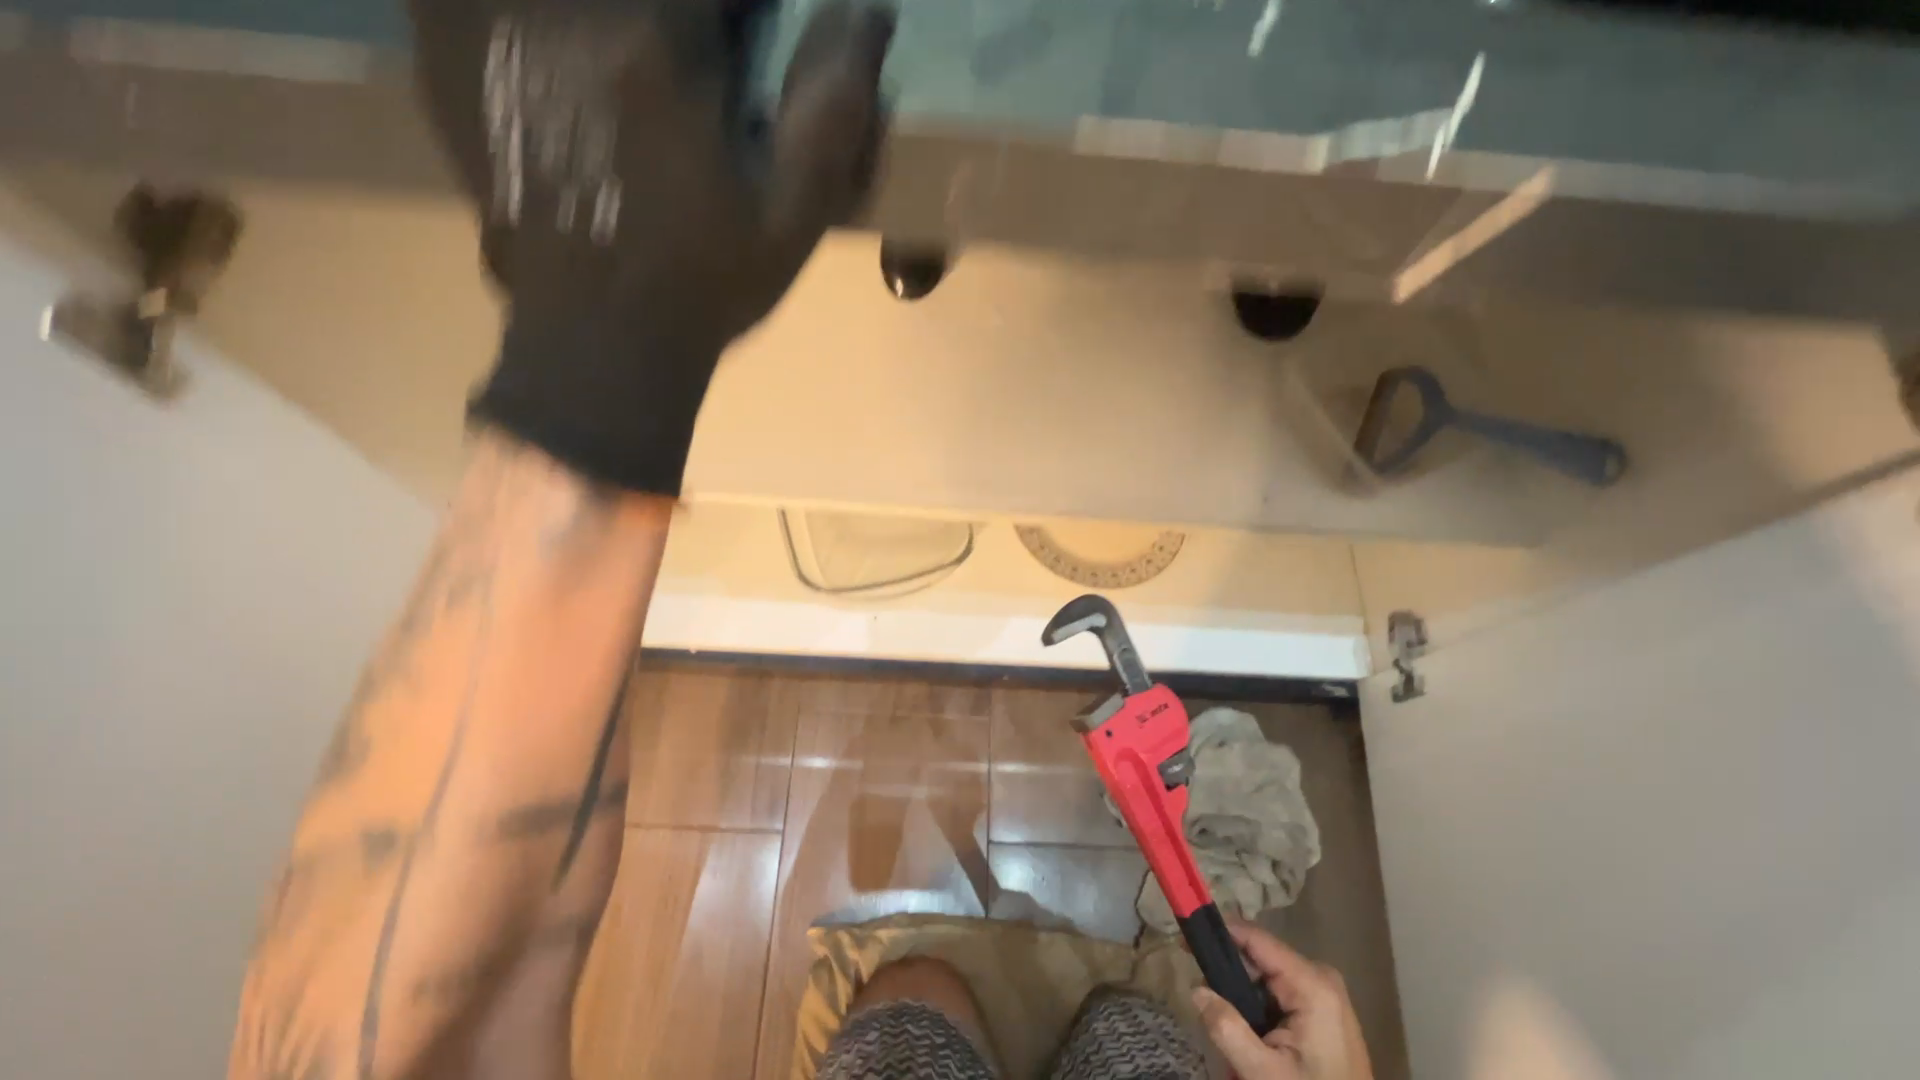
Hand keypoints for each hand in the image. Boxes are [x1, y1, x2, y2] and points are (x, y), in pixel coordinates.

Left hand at [409, 0, 895, 494]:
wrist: (599, 347)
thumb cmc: (706, 286)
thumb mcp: (793, 217)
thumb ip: (831, 111)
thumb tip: (864, 15)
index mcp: (655, 53)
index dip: (742, 5)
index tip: (753, 28)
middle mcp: (565, 23)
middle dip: (685, 14)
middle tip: (706, 48)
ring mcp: (499, 43)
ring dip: (625, 20)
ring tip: (646, 61)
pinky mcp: (455, 72)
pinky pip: (467, 0)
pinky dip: (517, 14)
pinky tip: (561, 43)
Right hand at [1191, 919, 1372, 1079]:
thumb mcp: (1264, 1073)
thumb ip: (1227, 1030)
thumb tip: (1195, 989)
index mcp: (1311, 985)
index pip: (1256, 939)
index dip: (1218, 934)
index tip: (1183, 941)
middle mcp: (1320, 978)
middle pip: (1259, 958)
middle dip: (1228, 976)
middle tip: (1202, 1000)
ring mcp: (1324, 993)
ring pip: (1266, 978)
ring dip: (1242, 997)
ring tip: (1225, 1027)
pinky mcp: (1323, 1010)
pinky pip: (1279, 994)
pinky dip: (1258, 1008)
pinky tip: (1250, 1035)